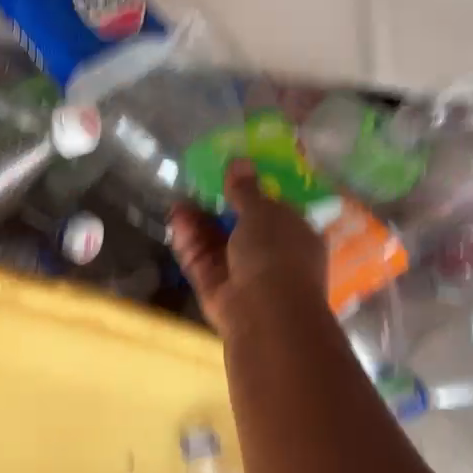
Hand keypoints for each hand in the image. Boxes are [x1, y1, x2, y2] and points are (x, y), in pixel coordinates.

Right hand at [168, 160, 327, 330]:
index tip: (226, 179)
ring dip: (198, 223)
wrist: (265, 312)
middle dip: (216, 208)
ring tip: (177, 204)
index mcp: (295, 234)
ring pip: (216, 244)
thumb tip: (239, 161)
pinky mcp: (217, 288)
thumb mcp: (262, 212)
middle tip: (195, 188)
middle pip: (239, 227)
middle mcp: (271, 254)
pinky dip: (189, 243)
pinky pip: (202, 261)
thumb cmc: (276, 253)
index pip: (274, 210)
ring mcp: (242, 273)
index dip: (250, 194)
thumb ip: (245, 189)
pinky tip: (177, 223)